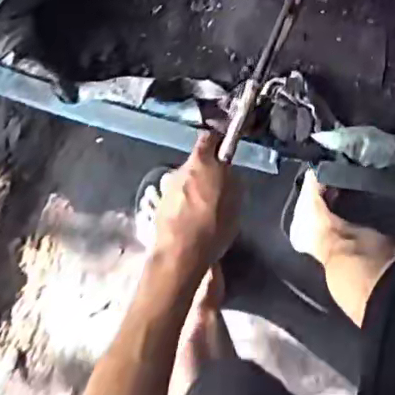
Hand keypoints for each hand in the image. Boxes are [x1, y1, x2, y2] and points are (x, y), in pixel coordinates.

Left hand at [150, 132, 240, 272]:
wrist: (180, 257)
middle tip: (218, 187)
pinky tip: (193, 224)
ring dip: (194, 191)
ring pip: (185, 184)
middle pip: (196, 164)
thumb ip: (231, 177)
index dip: (218, 141)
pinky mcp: (158, 212)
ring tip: (205, 211)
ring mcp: (166, 191)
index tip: (225, 149)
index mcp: (201, 161)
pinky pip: (177, 202)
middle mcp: (180, 170)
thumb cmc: (214, 222)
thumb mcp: (236, 196)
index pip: (209, 137)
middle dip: (205, 171)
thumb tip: (226, 171)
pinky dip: (184, 208)